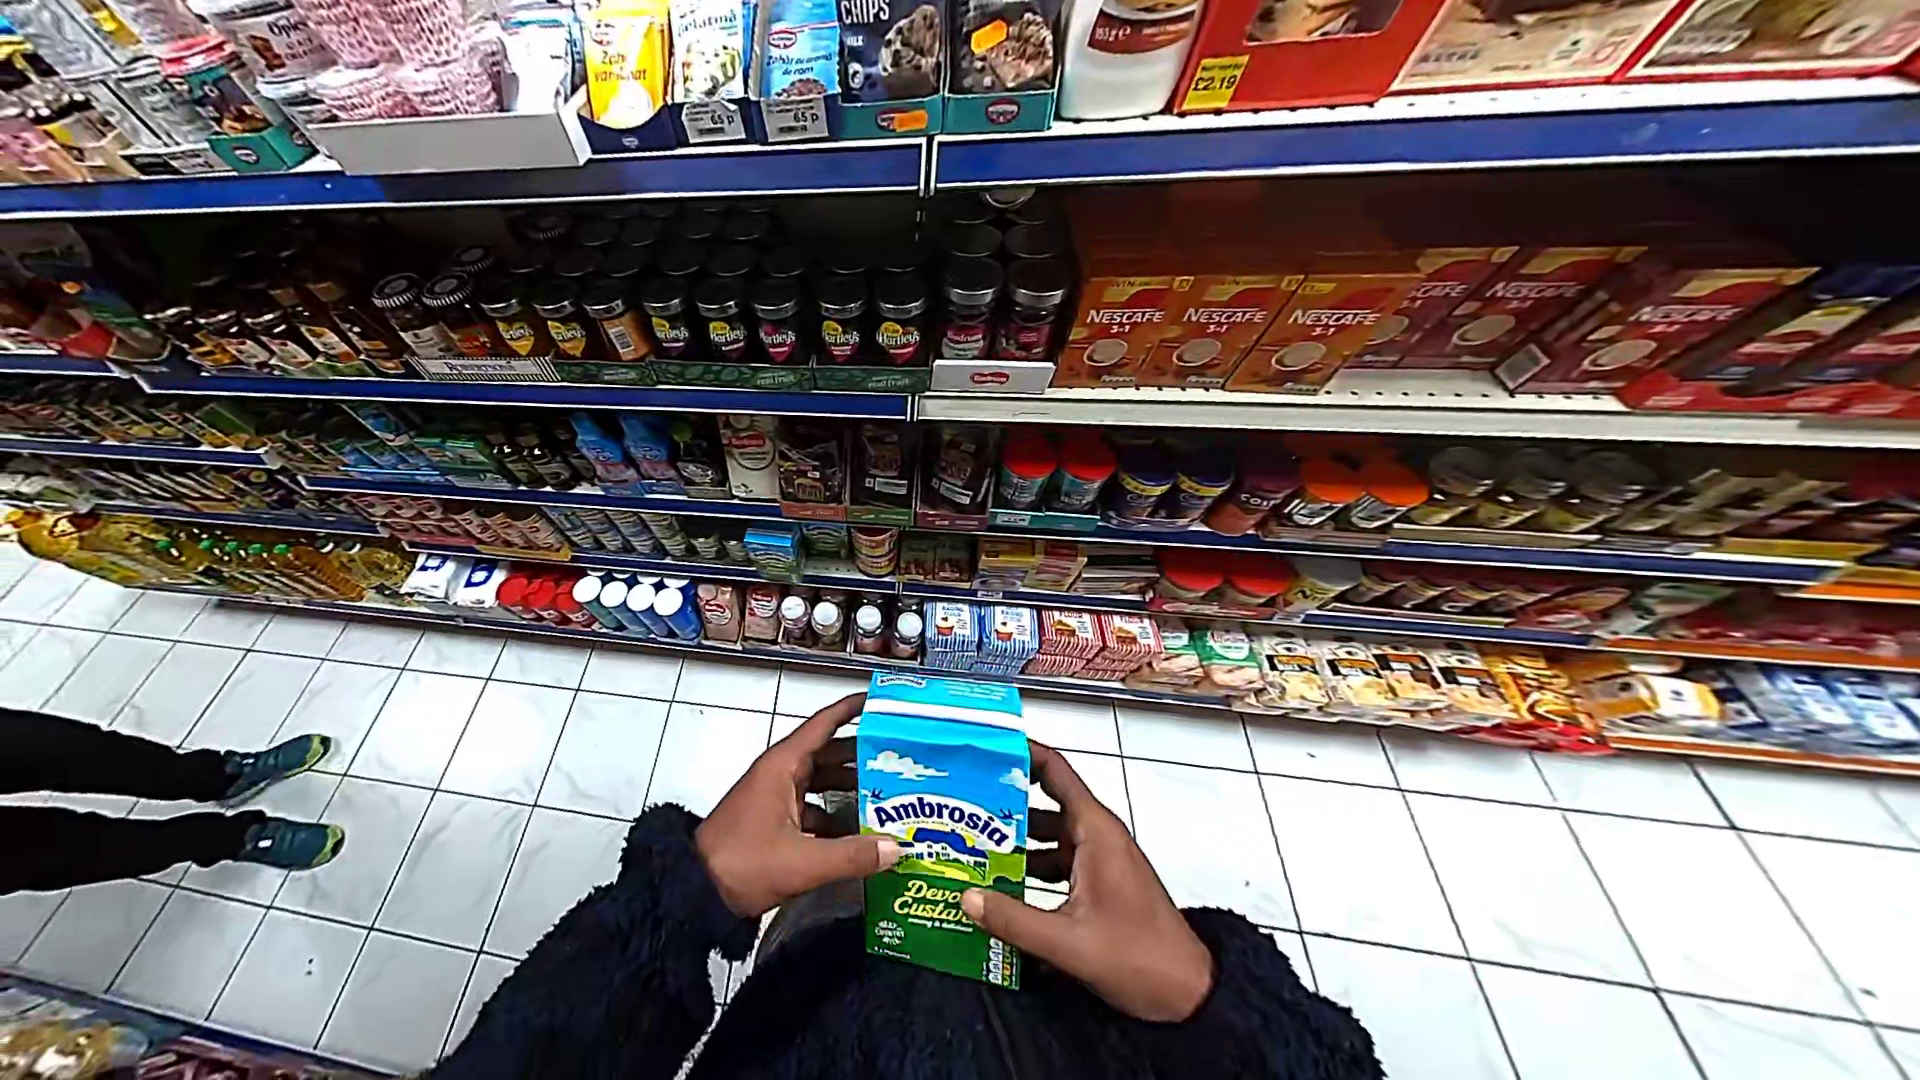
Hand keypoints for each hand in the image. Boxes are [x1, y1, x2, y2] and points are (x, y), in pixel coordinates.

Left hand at [694, 693, 901, 917]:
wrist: (691, 896)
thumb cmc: (742, 864)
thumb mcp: (801, 861)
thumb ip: (852, 855)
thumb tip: (898, 848)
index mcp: (784, 765)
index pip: (824, 723)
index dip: (853, 708)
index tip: (882, 700)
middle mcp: (781, 773)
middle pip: (829, 752)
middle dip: (863, 752)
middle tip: (900, 754)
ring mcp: (776, 796)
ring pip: (822, 780)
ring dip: (851, 784)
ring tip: (888, 791)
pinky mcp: (774, 819)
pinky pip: (813, 805)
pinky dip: (836, 812)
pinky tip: (860, 830)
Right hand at [961, 743, 1213, 1022]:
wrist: (1187, 994)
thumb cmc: (1144, 958)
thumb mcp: (1070, 941)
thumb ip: (1015, 921)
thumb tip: (969, 899)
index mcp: (1095, 830)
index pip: (1055, 770)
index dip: (1022, 753)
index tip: (987, 749)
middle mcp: (1096, 835)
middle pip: (1043, 802)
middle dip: (1004, 802)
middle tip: (964, 804)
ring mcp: (1097, 858)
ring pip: (1046, 835)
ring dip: (1014, 840)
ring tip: (973, 846)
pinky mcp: (1096, 881)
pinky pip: (1055, 861)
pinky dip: (1029, 867)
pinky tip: (1002, 887)